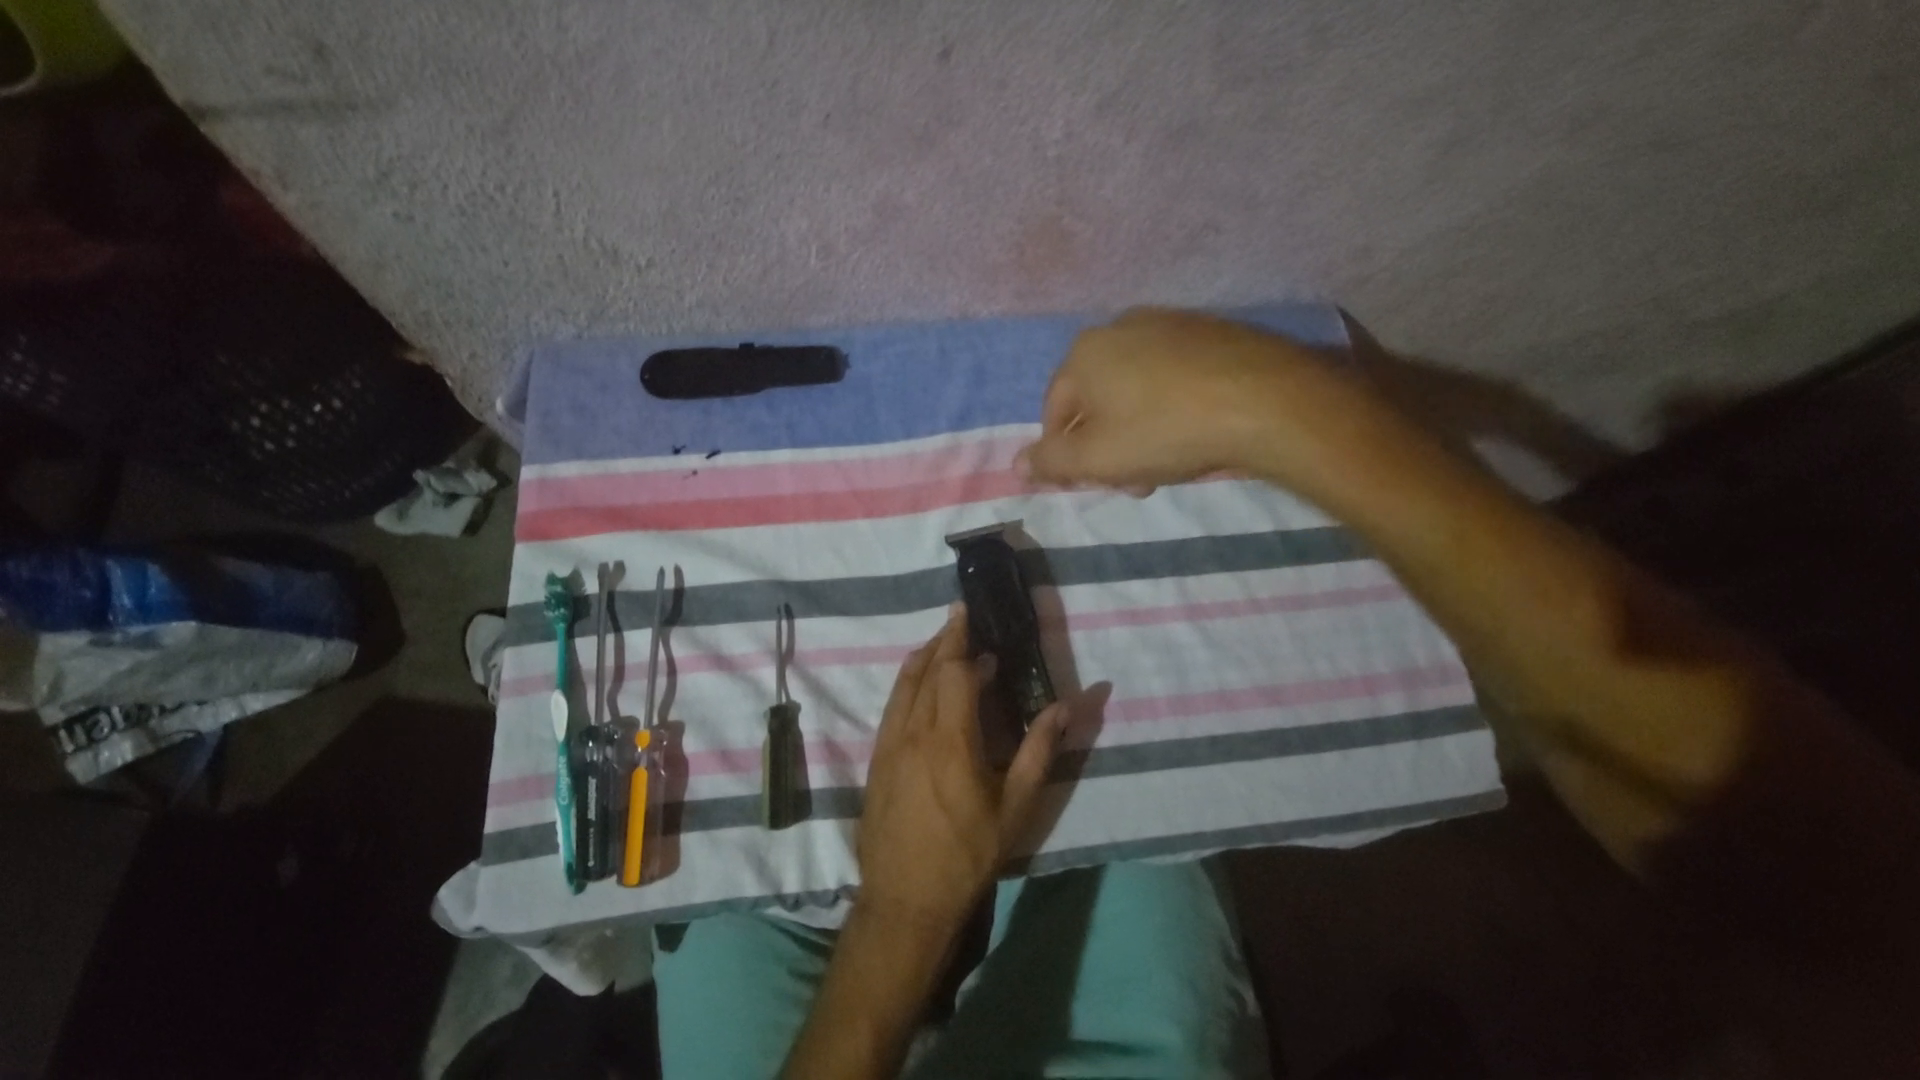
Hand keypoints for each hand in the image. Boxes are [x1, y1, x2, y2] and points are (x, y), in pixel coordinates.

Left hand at [857, 606, 1068, 933]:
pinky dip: (907, 683)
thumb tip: (1066, 705)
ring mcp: (888, 745)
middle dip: (944, 640)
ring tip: (942, 642)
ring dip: (923, 657)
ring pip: (902, 685)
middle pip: (926, 670)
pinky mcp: (876, 760)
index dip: (965, 643)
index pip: (954, 672)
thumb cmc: (967, 854)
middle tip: (960, 618)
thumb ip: (1039, 751)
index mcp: (949, 739)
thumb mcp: (1016, 808)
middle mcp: (913, 732)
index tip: (974, 618)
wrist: (906, 898)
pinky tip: (920, 686)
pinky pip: (891, 706)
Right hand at [1018, 307, 1353, 494]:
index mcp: (1084, 352)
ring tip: (1166, 463)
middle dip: (1107, 445)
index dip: (1066, 454)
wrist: (1264, 400)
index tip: (1091, 483)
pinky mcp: (1211, 331)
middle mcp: (1120, 326)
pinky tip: (1195, 432)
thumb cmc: (1164, 430)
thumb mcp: (1097, 458)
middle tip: (1133, 481)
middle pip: (1096, 399)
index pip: (1054, 412)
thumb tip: (1016, 465)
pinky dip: (1172, 406)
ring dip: (1138, 430)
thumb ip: (1051, 461)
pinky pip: (1173, 377)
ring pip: (1135, 389)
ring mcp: (1169, 323)